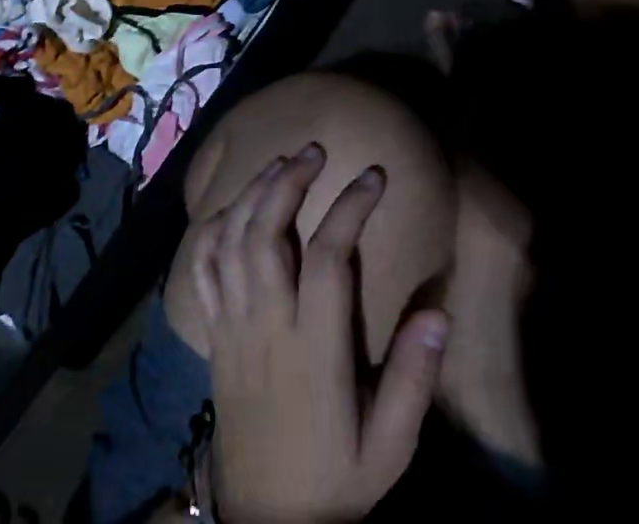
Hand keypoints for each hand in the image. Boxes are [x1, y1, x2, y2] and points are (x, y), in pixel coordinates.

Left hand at [185, 145, 449, 523]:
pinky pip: (199, 273)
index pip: (329, 258)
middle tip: (314, 151)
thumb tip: (438, 313)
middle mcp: (265, 325)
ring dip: (251, 195)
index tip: (375, 175)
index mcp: (312, 348)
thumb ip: (413, 380)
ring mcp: (230, 328)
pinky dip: (210, 232)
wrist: (263, 518)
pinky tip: (229, 210)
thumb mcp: (390, 447)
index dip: (350, 208)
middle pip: (265, 234)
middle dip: (287, 182)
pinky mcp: (212, 337)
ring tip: (279, 165)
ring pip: (229, 244)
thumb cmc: (334, 478)